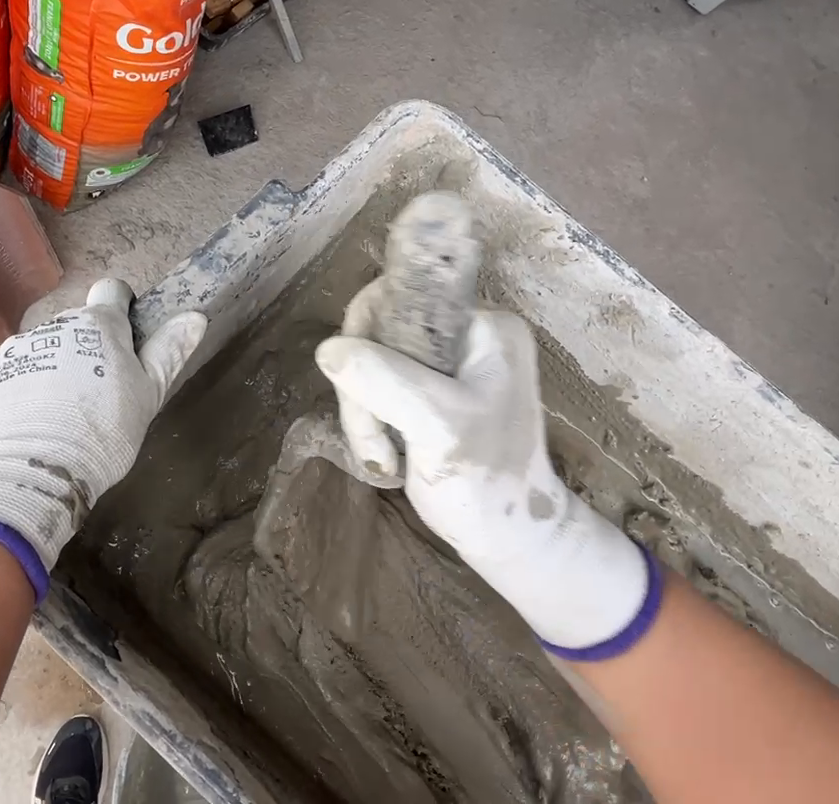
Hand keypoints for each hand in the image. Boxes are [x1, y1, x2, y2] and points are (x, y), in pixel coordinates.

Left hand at [0, 279, 205, 599]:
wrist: (29, 473)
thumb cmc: (102, 433)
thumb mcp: (148, 395)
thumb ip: (169, 352)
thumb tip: (195, 315)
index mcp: (99, 325)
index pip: (111, 291)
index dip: (120, 309)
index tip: (124, 339)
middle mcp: (55, 324)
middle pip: (75, 325)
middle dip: (85, 347)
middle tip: (94, 393)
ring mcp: (15, 347)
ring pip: (43, 348)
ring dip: (52, 367)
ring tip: (57, 414)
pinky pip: (9, 372)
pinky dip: (20, 389)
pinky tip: (26, 423)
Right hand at [314, 309, 660, 656]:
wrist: (510, 541)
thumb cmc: (486, 486)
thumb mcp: (436, 427)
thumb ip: (384, 381)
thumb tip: (328, 350)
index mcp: (485, 325)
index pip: (403, 296)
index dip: (367, 333)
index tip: (361, 386)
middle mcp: (470, 332)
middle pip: (380, 331)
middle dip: (363, 387)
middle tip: (376, 440)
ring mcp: (452, 362)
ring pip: (372, 361)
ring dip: (364, 412)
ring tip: (384, 456)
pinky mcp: (435, 390)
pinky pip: (379, 385)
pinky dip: (372, 420)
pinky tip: (389, 454)